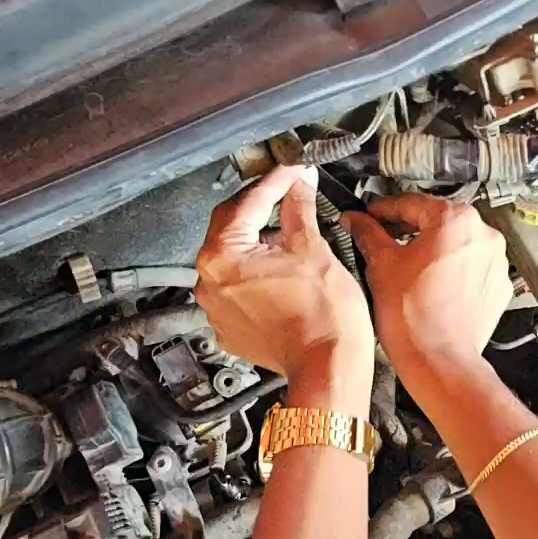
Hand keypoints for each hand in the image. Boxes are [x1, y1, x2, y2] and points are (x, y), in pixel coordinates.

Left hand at [195, 167, 373, 387]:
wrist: (329, 367)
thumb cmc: (324, 316)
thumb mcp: (312, 248)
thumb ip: (298, 208)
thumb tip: (299, 184)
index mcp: (222, 257)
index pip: (248, 203)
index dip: (276, 181)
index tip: (294, 171)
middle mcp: (208, 283)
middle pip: (231, 229)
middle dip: (260, 208)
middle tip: (288, 191)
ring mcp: (216, 309)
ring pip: (233, 259)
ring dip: (257, 241)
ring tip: (287, 231)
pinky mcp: (230, 328)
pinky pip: (237, 289)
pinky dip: (256, 274)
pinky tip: (280, 270)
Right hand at [342, 194, 511, 388]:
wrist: (439, 361)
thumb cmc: (414, 318)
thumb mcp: (381, 265)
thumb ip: (368, 234)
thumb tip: (357, 221)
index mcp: (455, 220)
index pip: (411, 203)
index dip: (384, 210)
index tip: (371, 217)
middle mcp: (483, 235)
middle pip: (437, 220)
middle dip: (409, 229)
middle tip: (384, 240)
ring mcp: (494, 261)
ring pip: (456, 244)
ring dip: (432, 249)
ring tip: (406, 266)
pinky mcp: (497, 285)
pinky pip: (470, 267)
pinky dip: (451, 269)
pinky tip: (429, 285)